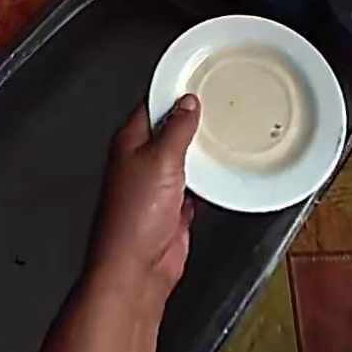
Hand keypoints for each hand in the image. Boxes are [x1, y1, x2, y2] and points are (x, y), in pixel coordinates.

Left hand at [88, 95, 200, 301]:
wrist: (137, 269)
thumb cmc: (134, 218)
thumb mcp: (161, 160)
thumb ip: (176, 130)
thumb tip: (187, 103)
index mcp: (129, 141)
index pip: (152, 106)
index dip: (172, 94)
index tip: (193, 82)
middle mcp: (139, 160)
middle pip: (168, 131)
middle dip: (190, 123)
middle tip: (215, 109)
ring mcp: (155, 185)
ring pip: (182, 160)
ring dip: (199, 154)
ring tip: (221, 138)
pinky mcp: (171, 209)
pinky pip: (192, 188)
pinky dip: (205, 183)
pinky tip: (217, 177)